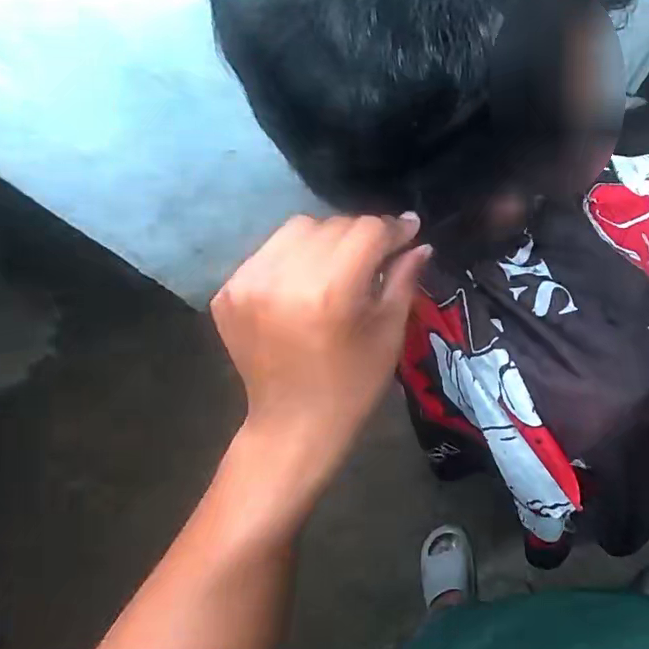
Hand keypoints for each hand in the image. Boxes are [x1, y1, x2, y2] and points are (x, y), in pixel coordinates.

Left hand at [211, 214, 430, 474]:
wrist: (294, 423)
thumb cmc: (354, 384)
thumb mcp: (389, 332)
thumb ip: (403, 280)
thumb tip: (421, 244)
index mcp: (330, 292)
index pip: (366, 231)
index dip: (393, 228)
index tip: (411, 231)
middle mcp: (283, 278)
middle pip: (332, 225)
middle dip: (363, 234)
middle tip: (382, 252)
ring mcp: (248, 283)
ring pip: (297, 229)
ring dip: (327, 238)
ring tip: (343, 263)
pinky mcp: (228, 292)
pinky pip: (269, 252)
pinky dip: (295, 256)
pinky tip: (309, 280)